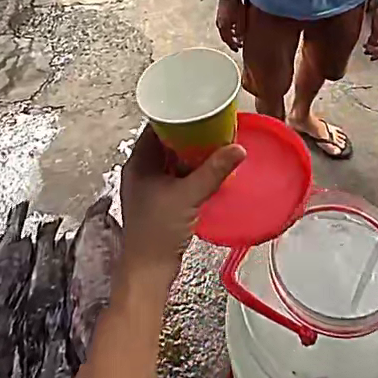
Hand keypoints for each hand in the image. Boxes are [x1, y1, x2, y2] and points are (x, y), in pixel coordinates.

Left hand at [118, 127, 244, 281]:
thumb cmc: (158, 231)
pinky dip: (193, 166)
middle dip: (190, 131)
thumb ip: (214, 171)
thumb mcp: (189, 196)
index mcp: (139, 163)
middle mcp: (142, 170)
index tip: (198, 106)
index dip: (176, 115)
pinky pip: (179, 172)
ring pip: (173, 157)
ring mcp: (151, 185)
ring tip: (217, 139)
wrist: (149, 270)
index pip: (156, 126)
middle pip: (166, 140)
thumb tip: (239, 149)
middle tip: (215, 121)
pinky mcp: (161, 198)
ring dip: (193, 150)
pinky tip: (211, 165)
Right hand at [216, 0, 245, 50]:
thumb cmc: (235, 5)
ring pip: (225, 30)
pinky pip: (225, 25)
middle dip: (231, 42)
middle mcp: (219, 24)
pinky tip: (235, 27)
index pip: (227, 40)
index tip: (237, 50)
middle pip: (225, 36)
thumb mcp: (240, 19)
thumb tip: (240, 40)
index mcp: (223, 27)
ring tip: (237, 37)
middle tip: (237, 45)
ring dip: (231, 35)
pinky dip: (230, 29)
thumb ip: (240, 31)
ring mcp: (219, 18)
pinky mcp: (221, 14)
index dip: (232, 46)